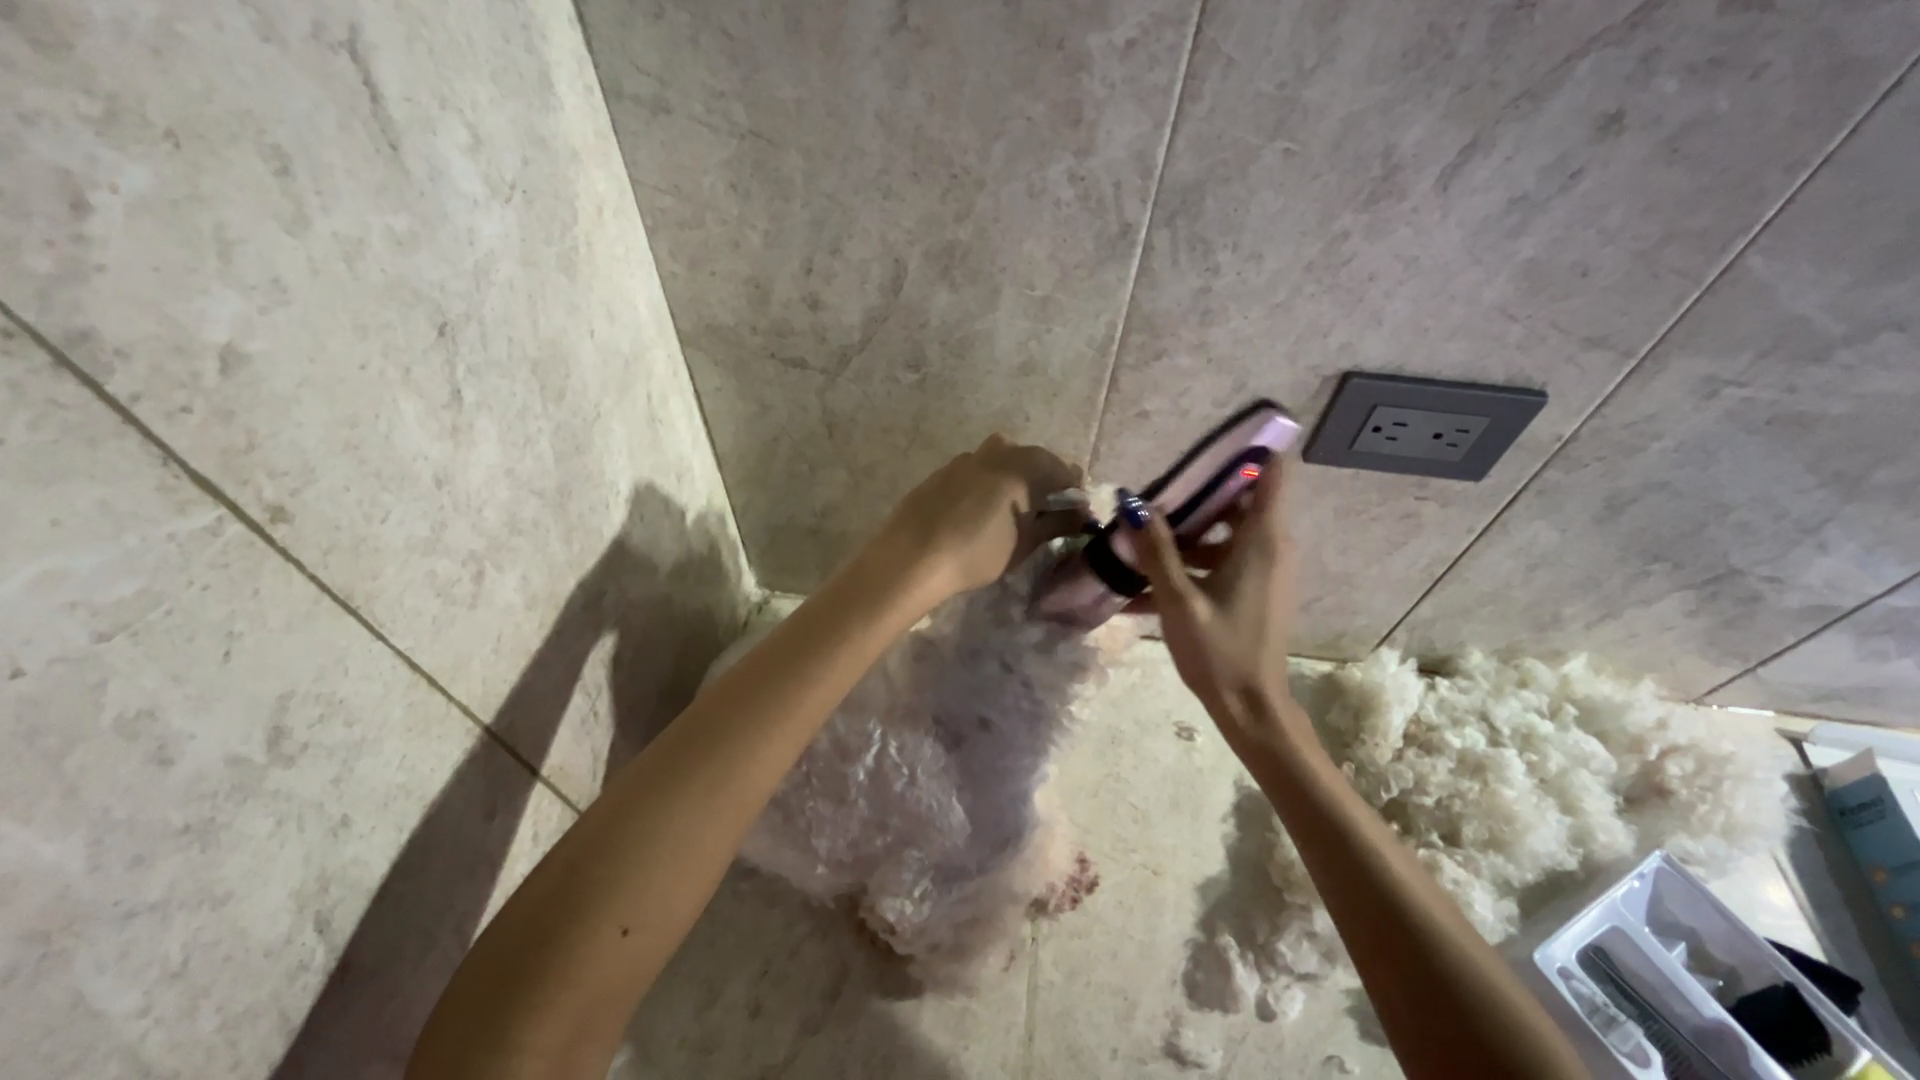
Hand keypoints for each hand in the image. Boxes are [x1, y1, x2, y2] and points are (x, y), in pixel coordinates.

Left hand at [870, 434, 1088, 599]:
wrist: (913, 556)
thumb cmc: (979, 552)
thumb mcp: (1025, 542)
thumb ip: (1057, 524)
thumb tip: (1081, 515)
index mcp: (1025, 466)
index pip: (1063, 469)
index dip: (1074, 490)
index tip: (1077, 512)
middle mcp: (998, 453)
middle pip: (1032, 458)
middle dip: (1045, 480)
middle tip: (1047, 509)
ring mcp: (965, 459)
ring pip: (1001, 459)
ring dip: (1014, 477)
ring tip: (1013, 509)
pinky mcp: (941, 472)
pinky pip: (975, 470)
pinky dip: (987, 483)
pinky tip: (979, 511)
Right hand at [1123, 460, 1302, 749]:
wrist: (1251, 708)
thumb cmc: (1219, 651)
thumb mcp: (1178, 599)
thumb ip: (1156, 550)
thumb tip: (1133, 505)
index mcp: (1263, 539)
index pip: (1273, 471)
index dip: (1245, 452)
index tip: (1202, 452)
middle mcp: (1272, 547)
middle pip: (1240, 500)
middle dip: (1196, 497)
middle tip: (1152, 503)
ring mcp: (1265, 570)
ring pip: (1226, 533)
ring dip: (1187, 535)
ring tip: (1139, 546)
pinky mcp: (1255, 591)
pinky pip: (1224, 561)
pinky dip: (1192, 564)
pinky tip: (1146, 587)